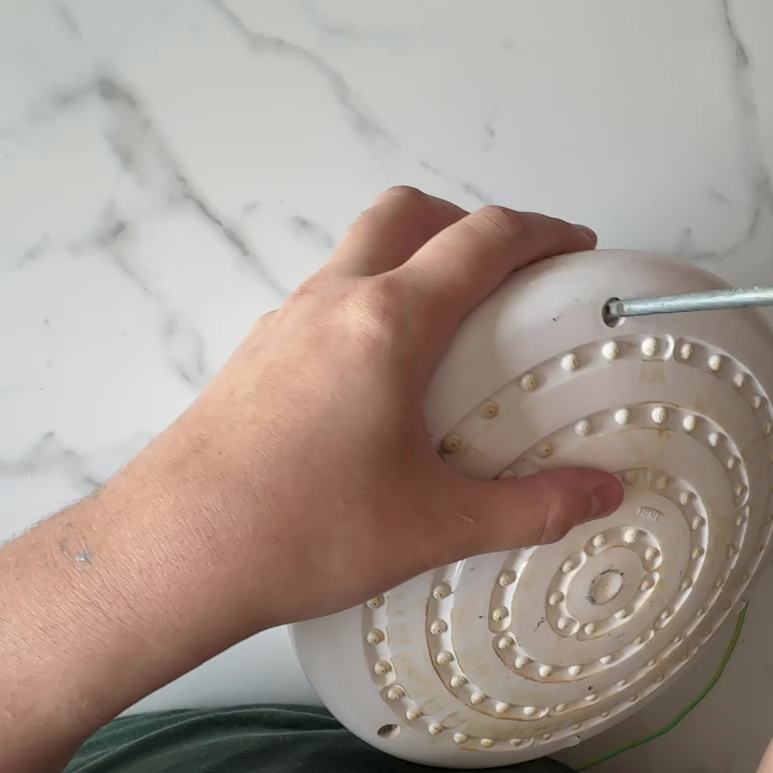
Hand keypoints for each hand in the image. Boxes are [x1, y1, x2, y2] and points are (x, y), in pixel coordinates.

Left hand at [114, 187, 622, 631]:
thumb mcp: (435, 526)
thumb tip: (599, 496)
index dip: (541, 234)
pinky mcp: (253, 359)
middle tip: (509, 277)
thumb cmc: (300, 532)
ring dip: (411, 262)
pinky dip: (367, 307)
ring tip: (448, 331)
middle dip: (469, 225)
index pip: (481, 241)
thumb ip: (529, 509)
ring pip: (358, 254)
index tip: (573, 250)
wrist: (173, 557)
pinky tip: (378, 382)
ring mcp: (282, 327)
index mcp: (387, 325)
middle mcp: (330, 305)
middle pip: (407, 215)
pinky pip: (322, 302)